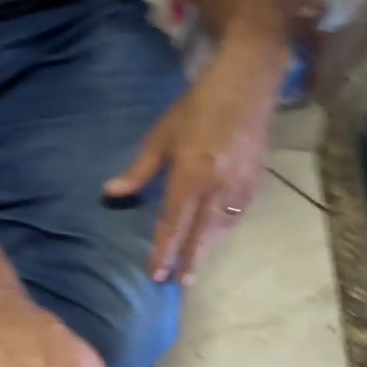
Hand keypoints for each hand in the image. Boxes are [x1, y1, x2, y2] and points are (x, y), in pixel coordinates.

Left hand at [105, 38, 286, 283]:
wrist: (247, 83)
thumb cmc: (196, 109)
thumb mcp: (161, 137)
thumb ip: (139, 171)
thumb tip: (110, 192)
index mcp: (190, 175)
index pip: (173, 223)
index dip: (163, 250)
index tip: (156, 273)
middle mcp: (216, 185)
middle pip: (200, 232)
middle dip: (189, 259)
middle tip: (180, 283)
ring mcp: (240, 183)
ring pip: (221, 225)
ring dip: (207, 248)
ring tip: (195, 267)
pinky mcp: (256, 178)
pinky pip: (239, 212)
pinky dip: (226, 228)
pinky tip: (217, 236)